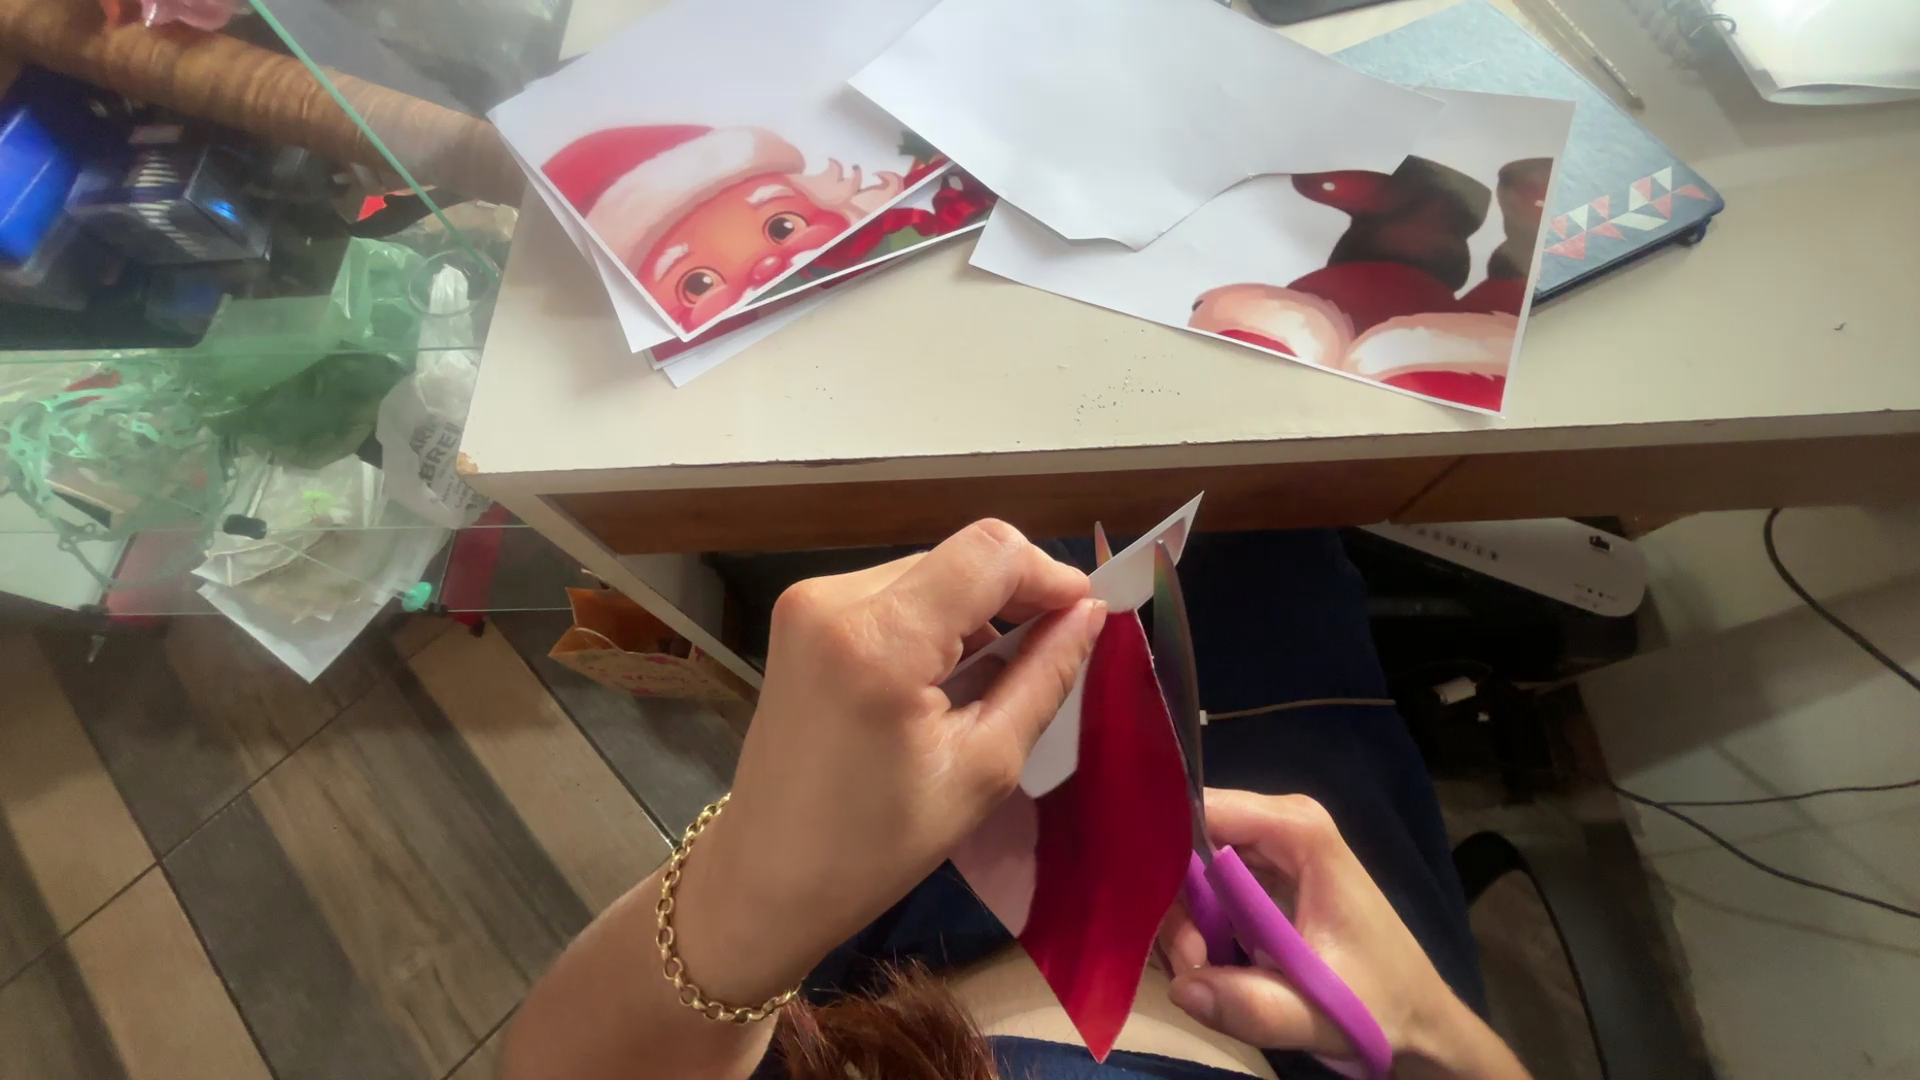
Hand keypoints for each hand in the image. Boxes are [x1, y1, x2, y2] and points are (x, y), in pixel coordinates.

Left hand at [674, 520, 1107, 1003]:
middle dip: (1016, 593)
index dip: (1048, 572)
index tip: (1084, 613)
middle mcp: (834, 597)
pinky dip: (934, 617)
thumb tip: (1091, 612)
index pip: (988, 553)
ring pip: (930, 569)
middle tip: (1050, 647)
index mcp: (879, 640)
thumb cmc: (878, 845)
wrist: (766, 874)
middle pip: (960, 556)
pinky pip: (895, 590)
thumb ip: (1044, 675)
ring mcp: (809, 600)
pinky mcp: (801, 612)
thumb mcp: (983, 765)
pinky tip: (942, 670)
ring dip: (975, 608)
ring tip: (990, 675)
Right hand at [1161, 791, 1522, 1078]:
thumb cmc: (1383, 1006)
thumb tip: (1181, 989)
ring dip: (1180, 917)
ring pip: (1187, 860)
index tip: (1143, 909)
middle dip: (1175, 901)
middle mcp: (1275, 820)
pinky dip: (1191, 919)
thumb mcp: (1323, 1014)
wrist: (1421, 1022)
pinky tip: (1205, 959)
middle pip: (1187, 837)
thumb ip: (1255, 1005)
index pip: (1200, 807)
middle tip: (1189, 963)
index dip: (1163, 850)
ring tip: (1203, 970)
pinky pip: (1200, 878)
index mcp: (1297, 829)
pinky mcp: (1256, 865)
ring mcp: (1264, 841)